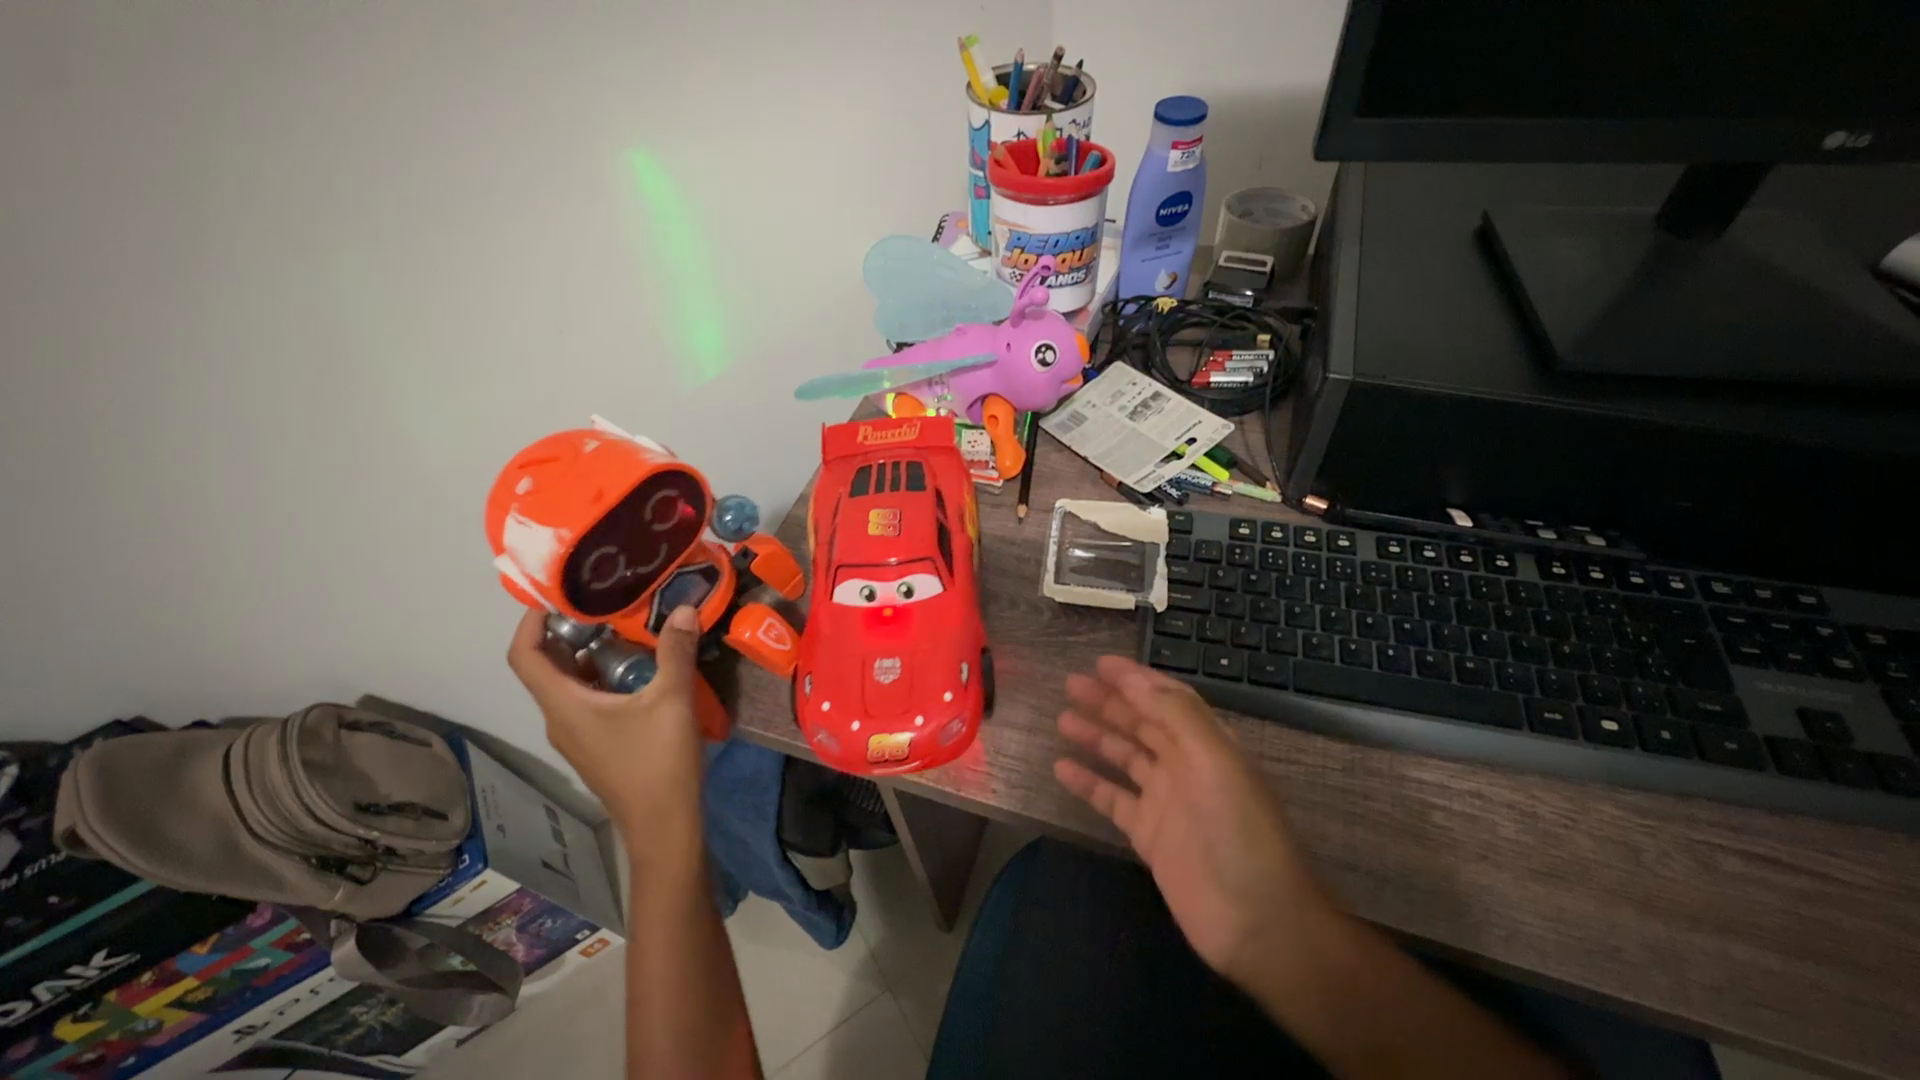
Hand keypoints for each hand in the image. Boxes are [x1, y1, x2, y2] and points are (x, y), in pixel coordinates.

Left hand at [507, 606, 705, 856]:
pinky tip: (644, 670)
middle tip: (607, 604)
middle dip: (572, 632)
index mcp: (564, 705)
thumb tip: (683, 608)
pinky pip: (590, 701)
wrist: (664, 826)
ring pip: (573, 684)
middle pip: (549, 666)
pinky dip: (607, 677)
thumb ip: (676, 652)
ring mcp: (578, 735)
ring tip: (630, 630)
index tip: (560, 595)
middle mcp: (560, 718)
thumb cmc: (658, 762)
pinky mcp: (597, 746)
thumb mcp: (672, 700)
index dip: (531, 621)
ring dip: (594, 655)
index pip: (524, 655)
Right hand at [1054, 655, 1330, 986]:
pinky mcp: (1150, 837)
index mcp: (1209, 745)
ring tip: (1062, 719)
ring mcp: (1167, 802)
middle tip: (1069, 685)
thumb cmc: (1242, 834)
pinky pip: (1113, 800)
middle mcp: (1187, 767)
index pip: (1168, 699)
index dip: (1135, 679)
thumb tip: (1134, 678)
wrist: (1258, 922)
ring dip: (1096, 736)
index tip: (1100, 663)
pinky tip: (1062, 769)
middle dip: (1109, 702)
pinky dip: (1089, 783)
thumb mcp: (1216, 764)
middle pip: (1142, 724)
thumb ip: (1177, 717)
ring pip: (1126, 758)